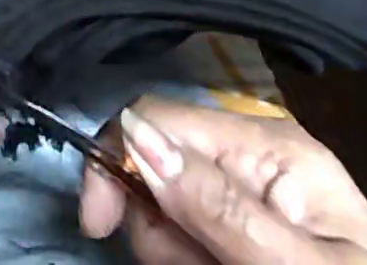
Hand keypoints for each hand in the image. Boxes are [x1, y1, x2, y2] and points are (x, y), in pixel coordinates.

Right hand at [79, 96, 366, 264]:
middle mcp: (253, 160)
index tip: (97, 227)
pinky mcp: (244, 237)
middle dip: (156, 227)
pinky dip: (188, 263)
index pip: (161, 118)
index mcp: (269, 146)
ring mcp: (249, 201)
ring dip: (173, 254)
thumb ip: (221, 207)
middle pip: (156, 166)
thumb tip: (134, 132)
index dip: (116, 158)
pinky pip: (188, 240)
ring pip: (165, 212)